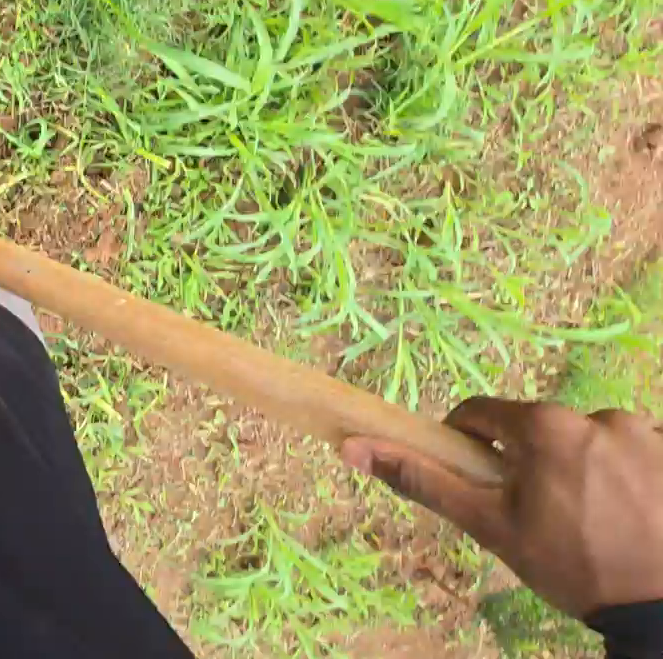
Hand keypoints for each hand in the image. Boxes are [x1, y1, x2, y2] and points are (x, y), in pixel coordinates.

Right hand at [341, 398, 662, 617]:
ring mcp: (656, 440)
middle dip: (536, 458)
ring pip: (597, 438)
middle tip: (544, 507)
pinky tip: (641, 512)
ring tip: (600, 514)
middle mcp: (603, 418)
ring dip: (589, 464)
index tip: (486, 480)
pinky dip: (638, 473)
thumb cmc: (575, 564)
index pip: (483, 414)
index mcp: (545, 425)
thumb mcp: (488, 524)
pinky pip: (649, 452)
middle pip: (543, 427)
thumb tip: (348, 446)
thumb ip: (420, 478)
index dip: (472, 444)